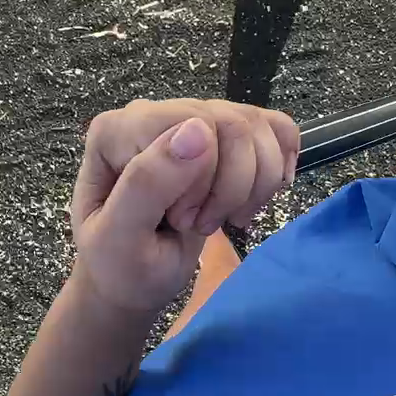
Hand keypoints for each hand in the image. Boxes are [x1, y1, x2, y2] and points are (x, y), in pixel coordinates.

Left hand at [66, 98, 298, 315]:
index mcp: (117, 131)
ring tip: (224, 218)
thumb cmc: (121, 267)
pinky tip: (259, 197)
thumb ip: (149, 182)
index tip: (180, 219)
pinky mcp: (223, 138)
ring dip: (254, 185)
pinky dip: (278, 167)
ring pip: (257, 127)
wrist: (135, 281)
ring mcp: (191, 123)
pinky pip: (275, 130)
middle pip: (232, 123)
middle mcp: (154, 114)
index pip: (193, 125)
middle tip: (202, 223)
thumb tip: (198, 131)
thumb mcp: (122, 237)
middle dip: (231, 186)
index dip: (203, 178)